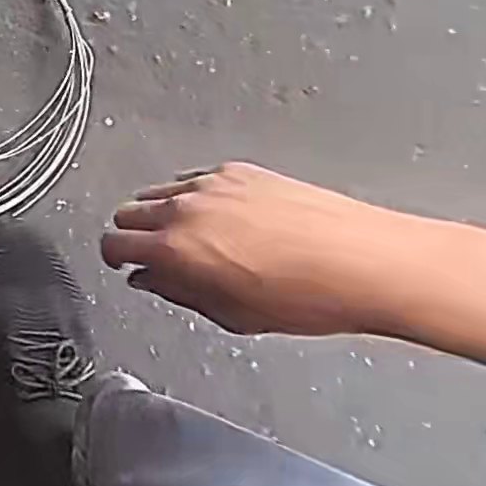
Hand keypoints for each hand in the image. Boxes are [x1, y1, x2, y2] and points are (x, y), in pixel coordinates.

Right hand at [101, 162, 438, 336]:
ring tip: (191, 234)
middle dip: (133, 232)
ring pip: (157, 192)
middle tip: (154, 250)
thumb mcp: (234, 314)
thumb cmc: (314, 295)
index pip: (115, 242)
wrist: (371, 262)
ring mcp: (209, 185)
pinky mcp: (236, 171)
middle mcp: (185, 209)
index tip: (122, 262)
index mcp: (176, 248)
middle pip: (127, 211)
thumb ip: (178, 293)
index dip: (114, 256)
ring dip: (161, 213)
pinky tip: (222, 217)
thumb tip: (151, 280)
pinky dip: (194, 196)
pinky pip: (194, 179)